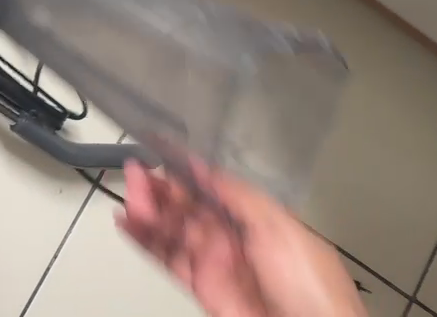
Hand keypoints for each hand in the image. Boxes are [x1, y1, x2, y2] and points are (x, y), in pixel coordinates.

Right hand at [115, 159, 365, 316]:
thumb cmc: (310, 288)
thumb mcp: (279, 227)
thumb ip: (237, 194)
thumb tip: (201, 166)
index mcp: (255, 220)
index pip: (211, 187)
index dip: (184, 169)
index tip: (158, 148)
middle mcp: (232, 238)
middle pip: (186, 205)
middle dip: (160, 187)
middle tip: (137, 172)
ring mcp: (214, 262)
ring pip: (172, 227)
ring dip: (148, 209)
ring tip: (131, 198)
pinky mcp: (199, 286)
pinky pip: (165, 257)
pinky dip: (143, 239)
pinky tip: (126, 222)